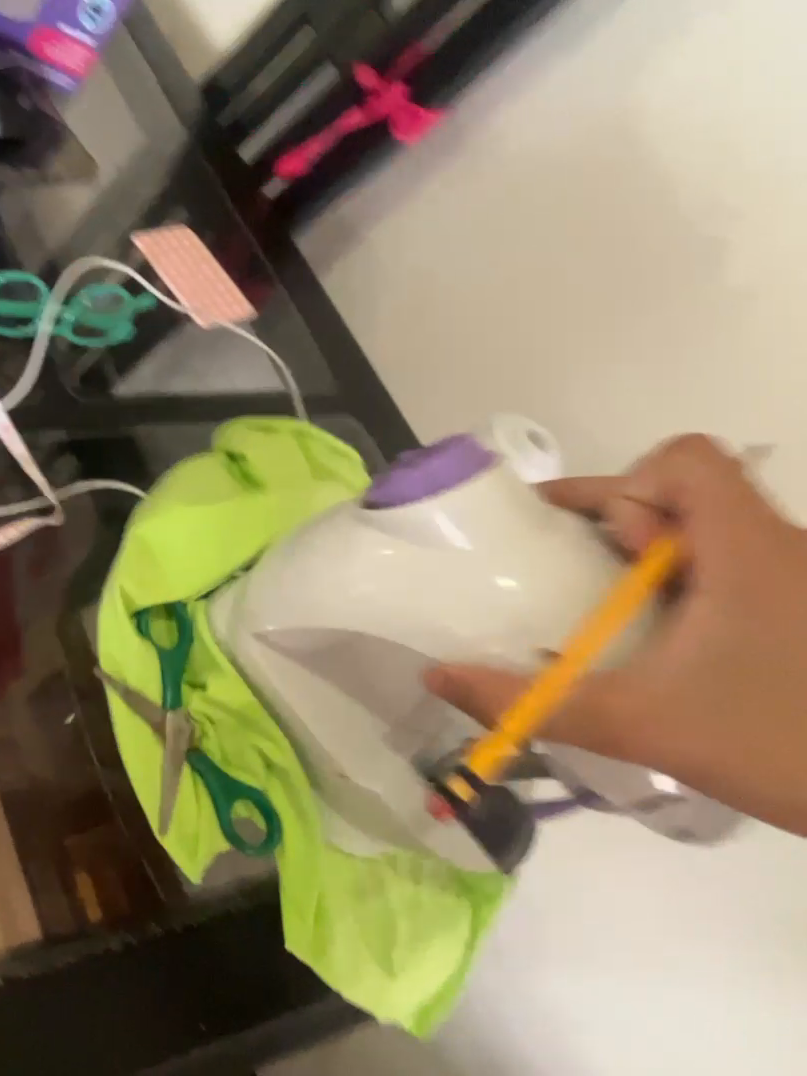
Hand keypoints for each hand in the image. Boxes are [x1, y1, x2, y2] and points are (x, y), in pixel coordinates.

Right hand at [425, 434, 806, 836]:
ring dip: (646, 559)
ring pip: (710, 533)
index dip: (623, 485)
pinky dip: (684, 587)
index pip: (684, 460)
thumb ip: (526, 700)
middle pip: (685, 493)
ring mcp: (801, 582)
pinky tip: (660, 643)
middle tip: (564, 576)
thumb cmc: (782, 745)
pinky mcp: (803, 613)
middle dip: (613, 525)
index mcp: (750, 551)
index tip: (584, 539)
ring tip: (604, 614)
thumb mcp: (636, 724)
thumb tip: (435, 676)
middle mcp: (784, 550)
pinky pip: (735, 570)